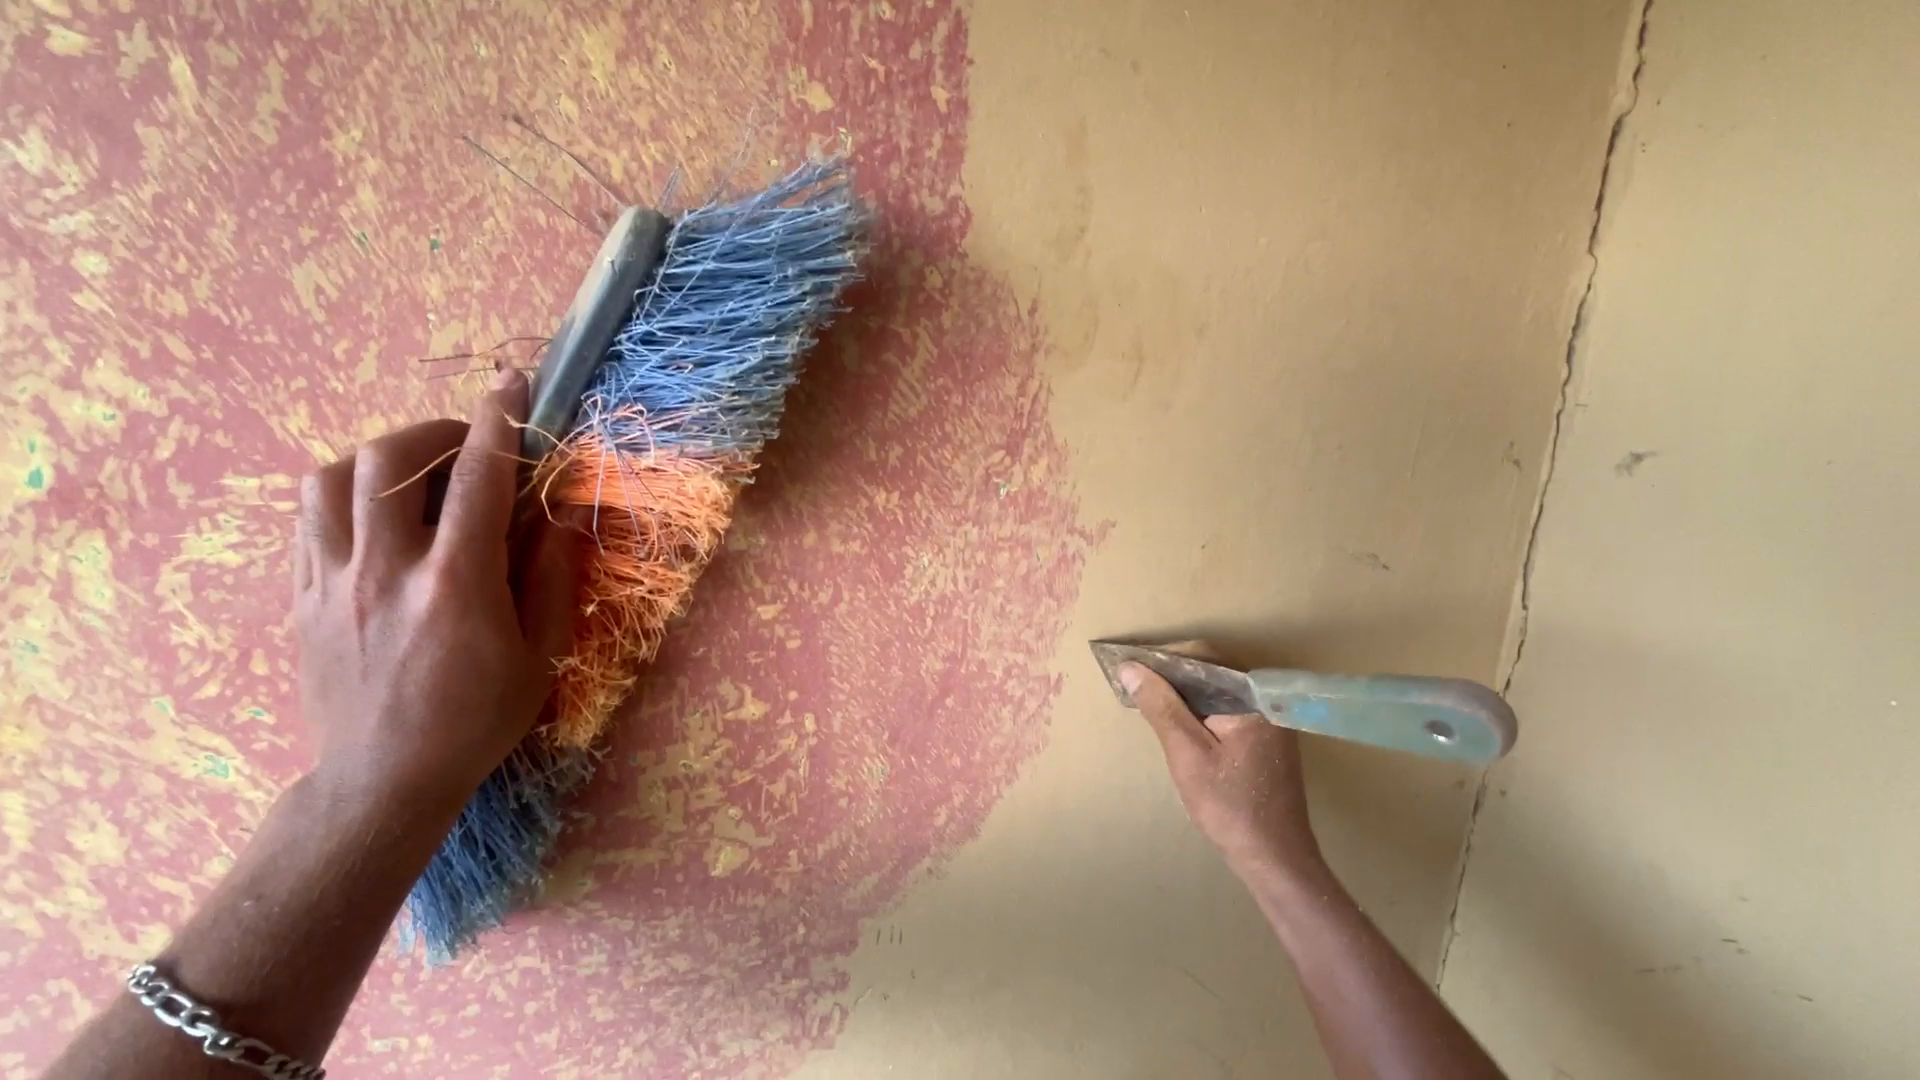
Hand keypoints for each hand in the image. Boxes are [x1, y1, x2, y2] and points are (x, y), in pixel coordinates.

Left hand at [293, 368, 580, 808]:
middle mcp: (385, 568)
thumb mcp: (540, 654)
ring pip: (332, 477)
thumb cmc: (478, 717)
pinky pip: (306, 516)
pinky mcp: (299, 595)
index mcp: (456, 583)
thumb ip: (552, 575)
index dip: (500, 421)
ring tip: (416, 475)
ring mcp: (331, 580)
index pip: (479, 477)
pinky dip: (344, 493)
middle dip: (437, 431)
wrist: (384, 778)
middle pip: (392, 459)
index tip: (513, 382)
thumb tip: (563, 513)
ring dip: (381, 457)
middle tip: (470, 445)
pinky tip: (376, 514)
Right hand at [1122, 654, 1323, 881]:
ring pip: (1218, 691)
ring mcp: (1269, 721)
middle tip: (1135, 686)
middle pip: (1211, 672)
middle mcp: (1266, 702)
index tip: (1129, 668)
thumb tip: (1130, 668)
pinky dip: (1200, 711)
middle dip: (1172, 675)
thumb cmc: (1230, 808)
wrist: (1275, 859)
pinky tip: (1179, 724)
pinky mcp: (1266, 739)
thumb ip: (1161, 707)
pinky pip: (1227, 709)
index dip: (1162, 659)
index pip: (1202, 657)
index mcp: (1252, 698)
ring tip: (1149, 702)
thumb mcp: (1187, 754)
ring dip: (1184, 693)